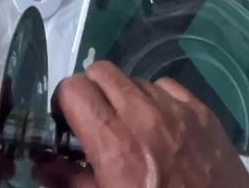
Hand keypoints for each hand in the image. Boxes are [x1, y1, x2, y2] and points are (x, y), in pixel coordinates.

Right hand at [49, 62, 248, 187]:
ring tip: (131, 131)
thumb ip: (71, 183)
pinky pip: (166, 87)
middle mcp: (144, 117)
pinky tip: (161, 130)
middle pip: (101, 71)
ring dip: (124, 98)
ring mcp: (177, 111)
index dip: (65, 103)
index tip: (68, 124)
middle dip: (91, 92)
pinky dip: (156, 101)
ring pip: (133, 79)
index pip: (74, 89)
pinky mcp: (203, 112)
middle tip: (94, 123)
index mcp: (116, 147)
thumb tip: (45, 164)